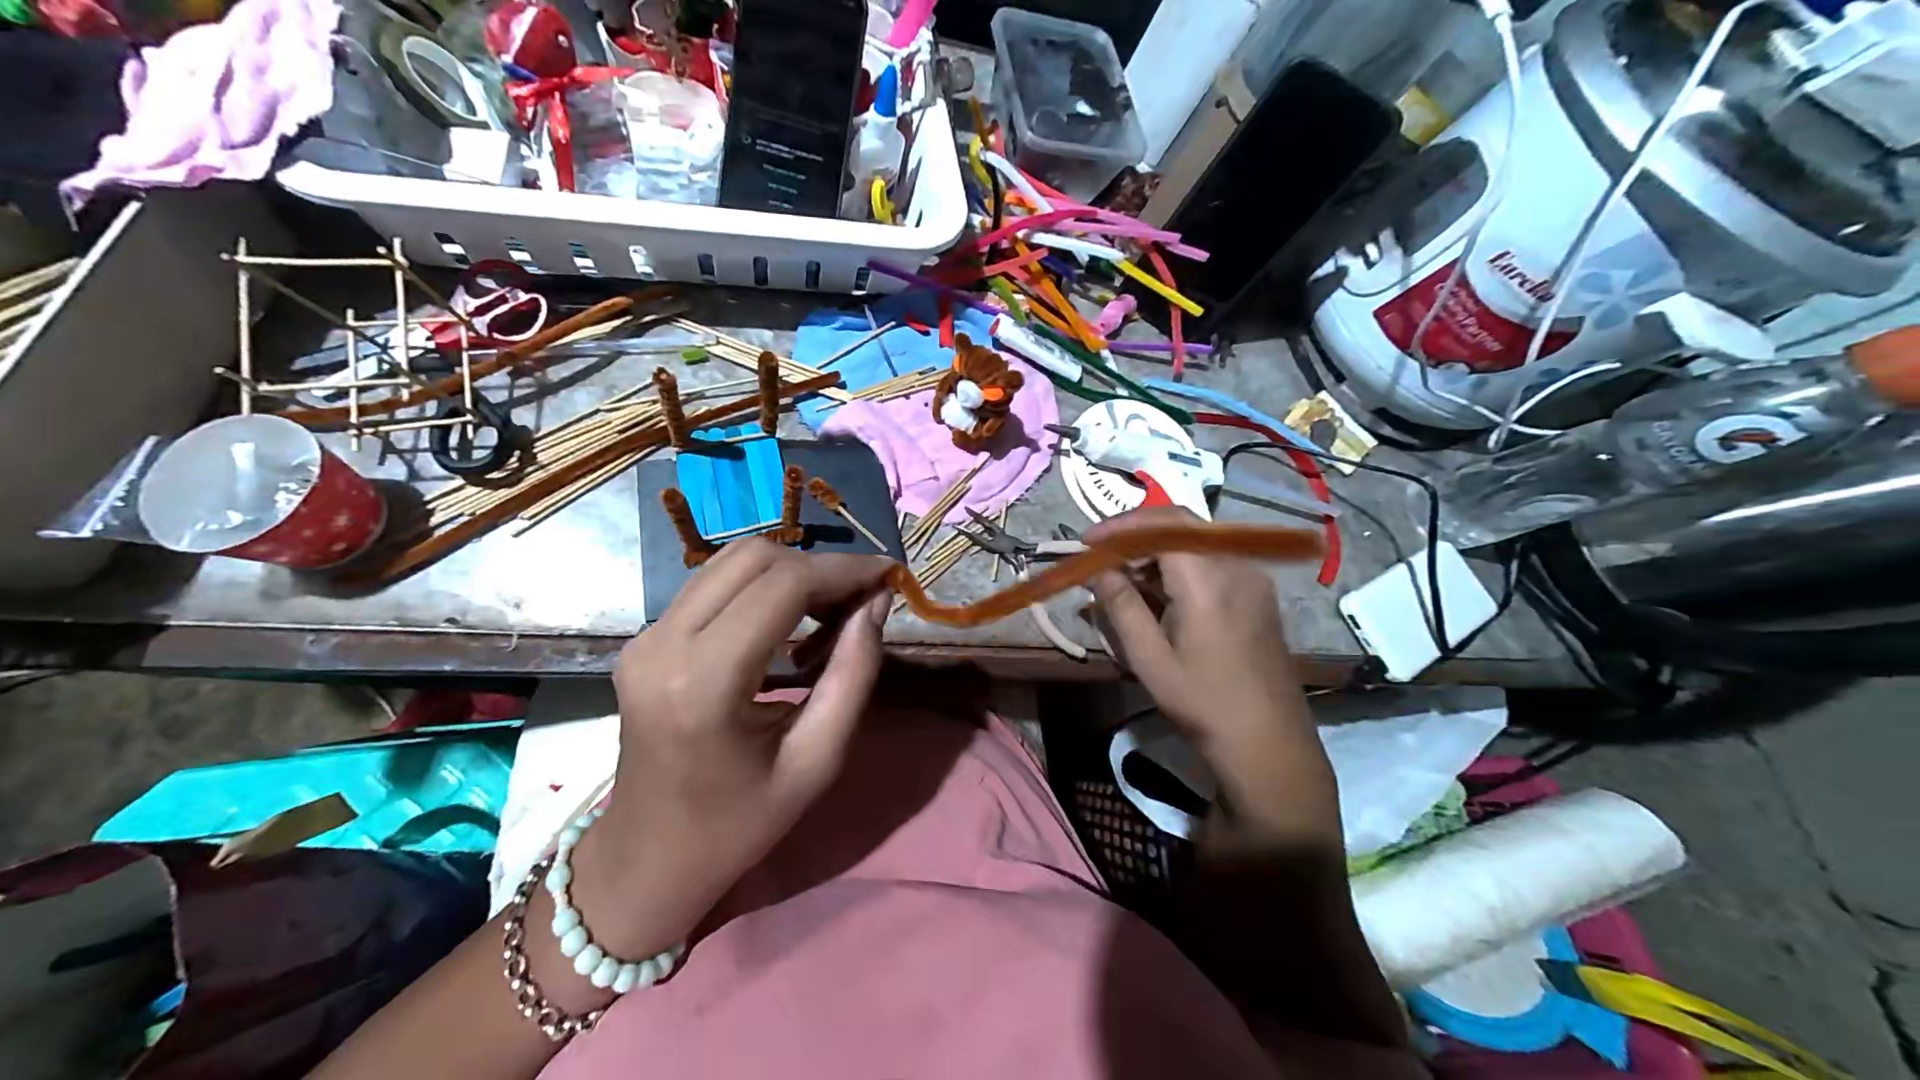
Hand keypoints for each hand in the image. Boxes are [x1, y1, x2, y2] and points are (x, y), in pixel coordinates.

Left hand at [574, 539, 893, 956]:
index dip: (844, 570)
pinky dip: (761, 586)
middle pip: (755, 558)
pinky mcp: (644, 639)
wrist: (649, 856)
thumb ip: (853, 673)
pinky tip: (790, 620)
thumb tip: (876, 602)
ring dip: (790, 571)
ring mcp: (646, 637)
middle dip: (819, 567)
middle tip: (860, 599)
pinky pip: (712, 585)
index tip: (889, 575)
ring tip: (831, 608)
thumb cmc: (740, 824)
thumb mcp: (816, 759)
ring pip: (731, 561)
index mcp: (704, 681)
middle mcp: (664, 643)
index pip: (783, 585)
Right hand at [1087, 507, 1333, 841]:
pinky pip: (1213, 562)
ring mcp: (1253, 579)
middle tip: (1102, 558)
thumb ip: (1122, 606)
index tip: (1089, 541)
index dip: (1123, 525)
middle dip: (1138, 536)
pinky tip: (1160, 593)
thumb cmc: (1203, 703)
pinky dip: (1180, 566)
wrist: (1269, 742)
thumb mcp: (1150, 659)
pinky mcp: (1259, 594)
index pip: (1164, 525)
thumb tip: (1100, 570)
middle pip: (1182, 527)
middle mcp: (1236, 567)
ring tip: (1123, 579)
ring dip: (1157, 551)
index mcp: (1208, 581)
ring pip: (1197, 544)